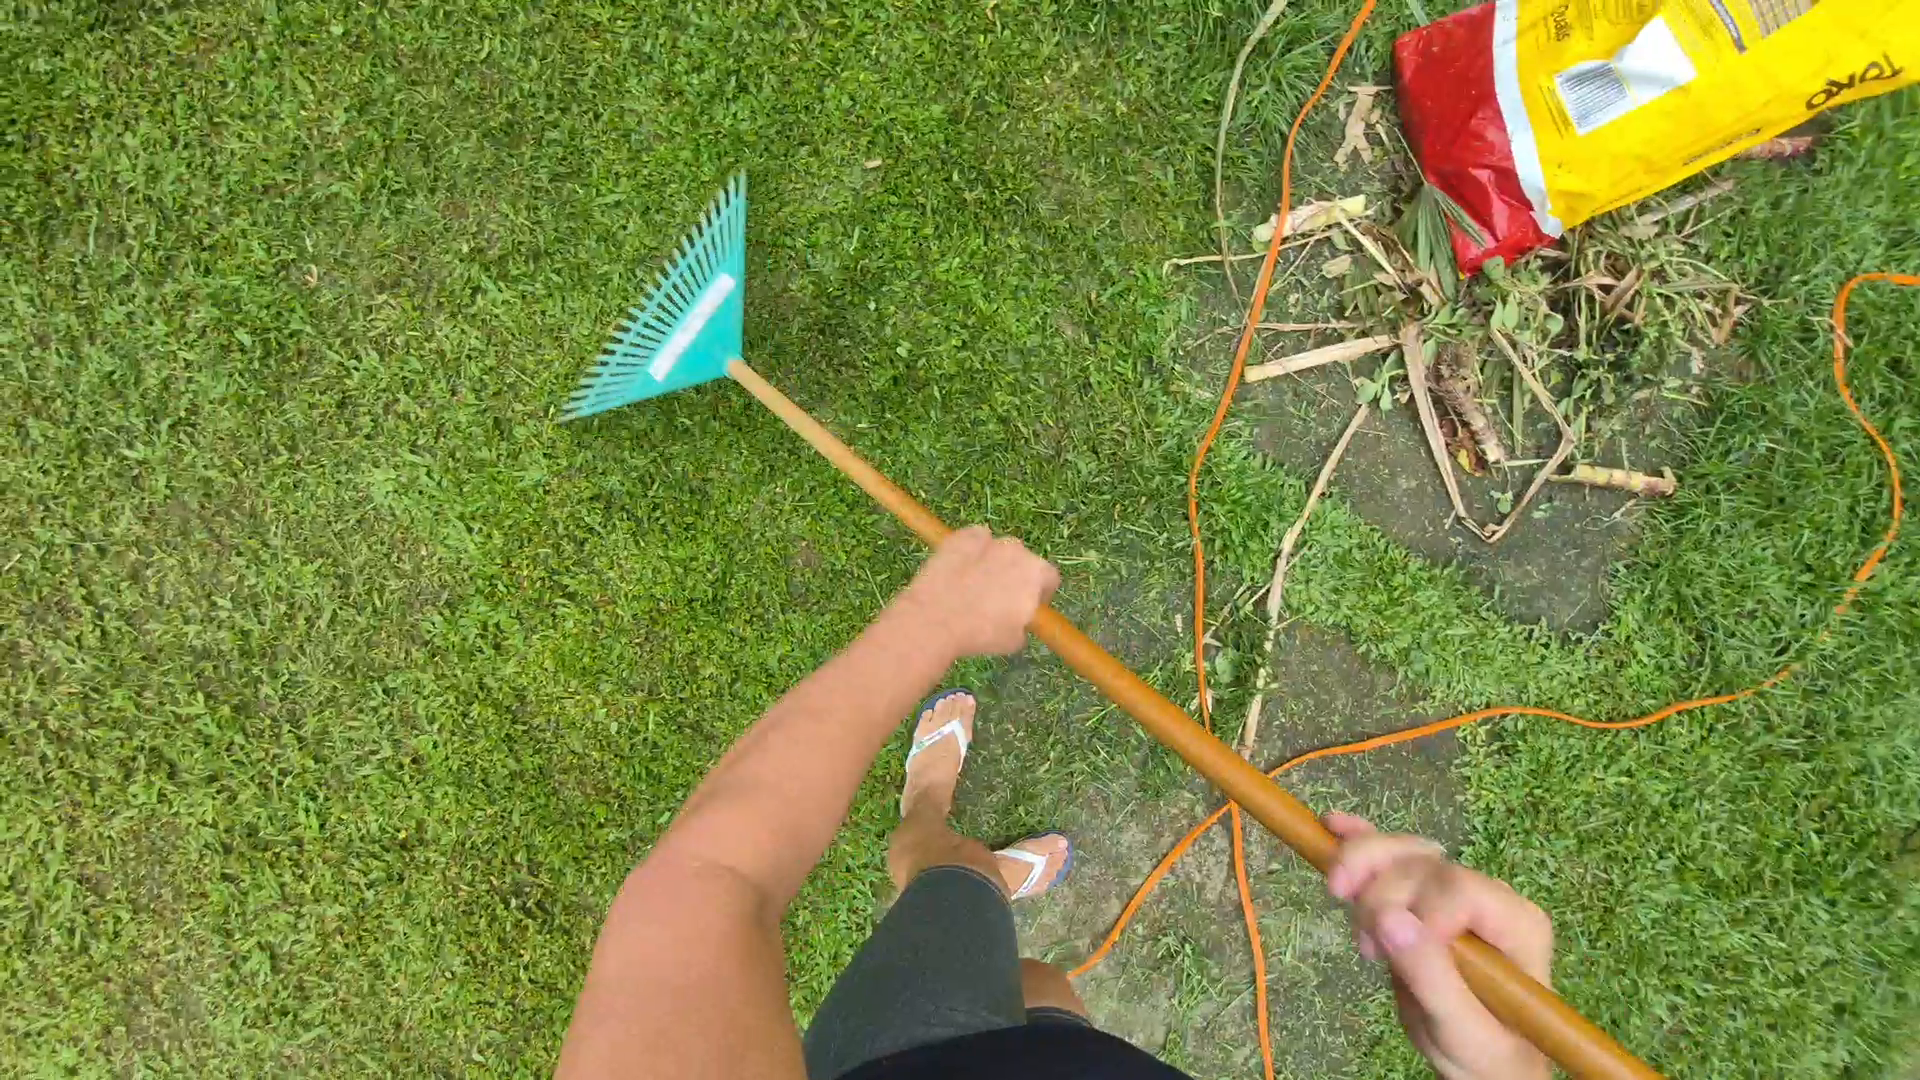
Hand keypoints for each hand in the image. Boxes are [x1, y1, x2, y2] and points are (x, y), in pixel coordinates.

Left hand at [895, 526, 1059, 657]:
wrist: (936, 618)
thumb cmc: (981, 633)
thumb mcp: (1014, 640)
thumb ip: (1023, 625)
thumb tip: (1017, 622)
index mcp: (1036, 572)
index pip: (1049, 577)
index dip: (1041, 593)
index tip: (1029, 606)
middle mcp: (1016, 550)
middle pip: (1023, 560)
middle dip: (1016, 576)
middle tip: (999, 599)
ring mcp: (988, 539)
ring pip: (998, 549)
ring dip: (993, 562)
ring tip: (974, 585)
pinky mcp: (962, 536)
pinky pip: (974, 540)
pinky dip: (971, 551)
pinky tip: (960, 569)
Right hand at [1325, 812, 1552, 1079]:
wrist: (1480, 1057)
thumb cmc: (1487, 1054)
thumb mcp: (1463, 1032)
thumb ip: (1432, 976)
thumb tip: (1390, 918)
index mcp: (1516, 924)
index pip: (1457, 886)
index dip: (1415, 907)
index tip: (1388, 949)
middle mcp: (1487, 894)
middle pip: (1420, 865)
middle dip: (1379, 897)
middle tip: (1365, 948)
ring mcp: (1451, 885)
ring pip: (1399, 850)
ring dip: (1359, 866)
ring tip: (1338, 897)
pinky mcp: (1419, 886)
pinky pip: (1387, 850)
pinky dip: (1358, 837)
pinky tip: (1331, 825)